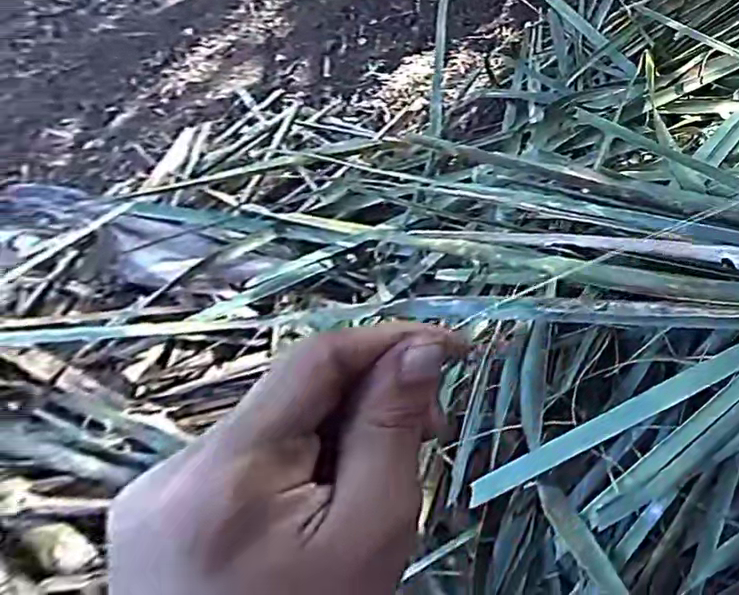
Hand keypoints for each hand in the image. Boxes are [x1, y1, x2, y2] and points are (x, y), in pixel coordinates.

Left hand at [108, 323, 465, 594]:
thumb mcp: (373, 518)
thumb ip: (392, 425)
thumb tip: (423, 347)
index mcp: (221, 471)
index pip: (317, 358)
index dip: (395, 338)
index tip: (458, 352)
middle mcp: (176, 469)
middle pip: (304, 388)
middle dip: (381, 393)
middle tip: (431, 431)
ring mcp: (163, 493)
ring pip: (290, 416)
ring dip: (356, 422)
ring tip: (391, 464)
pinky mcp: (169, 511)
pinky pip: (266, 448)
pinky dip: (321, 450)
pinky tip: (344, 484)